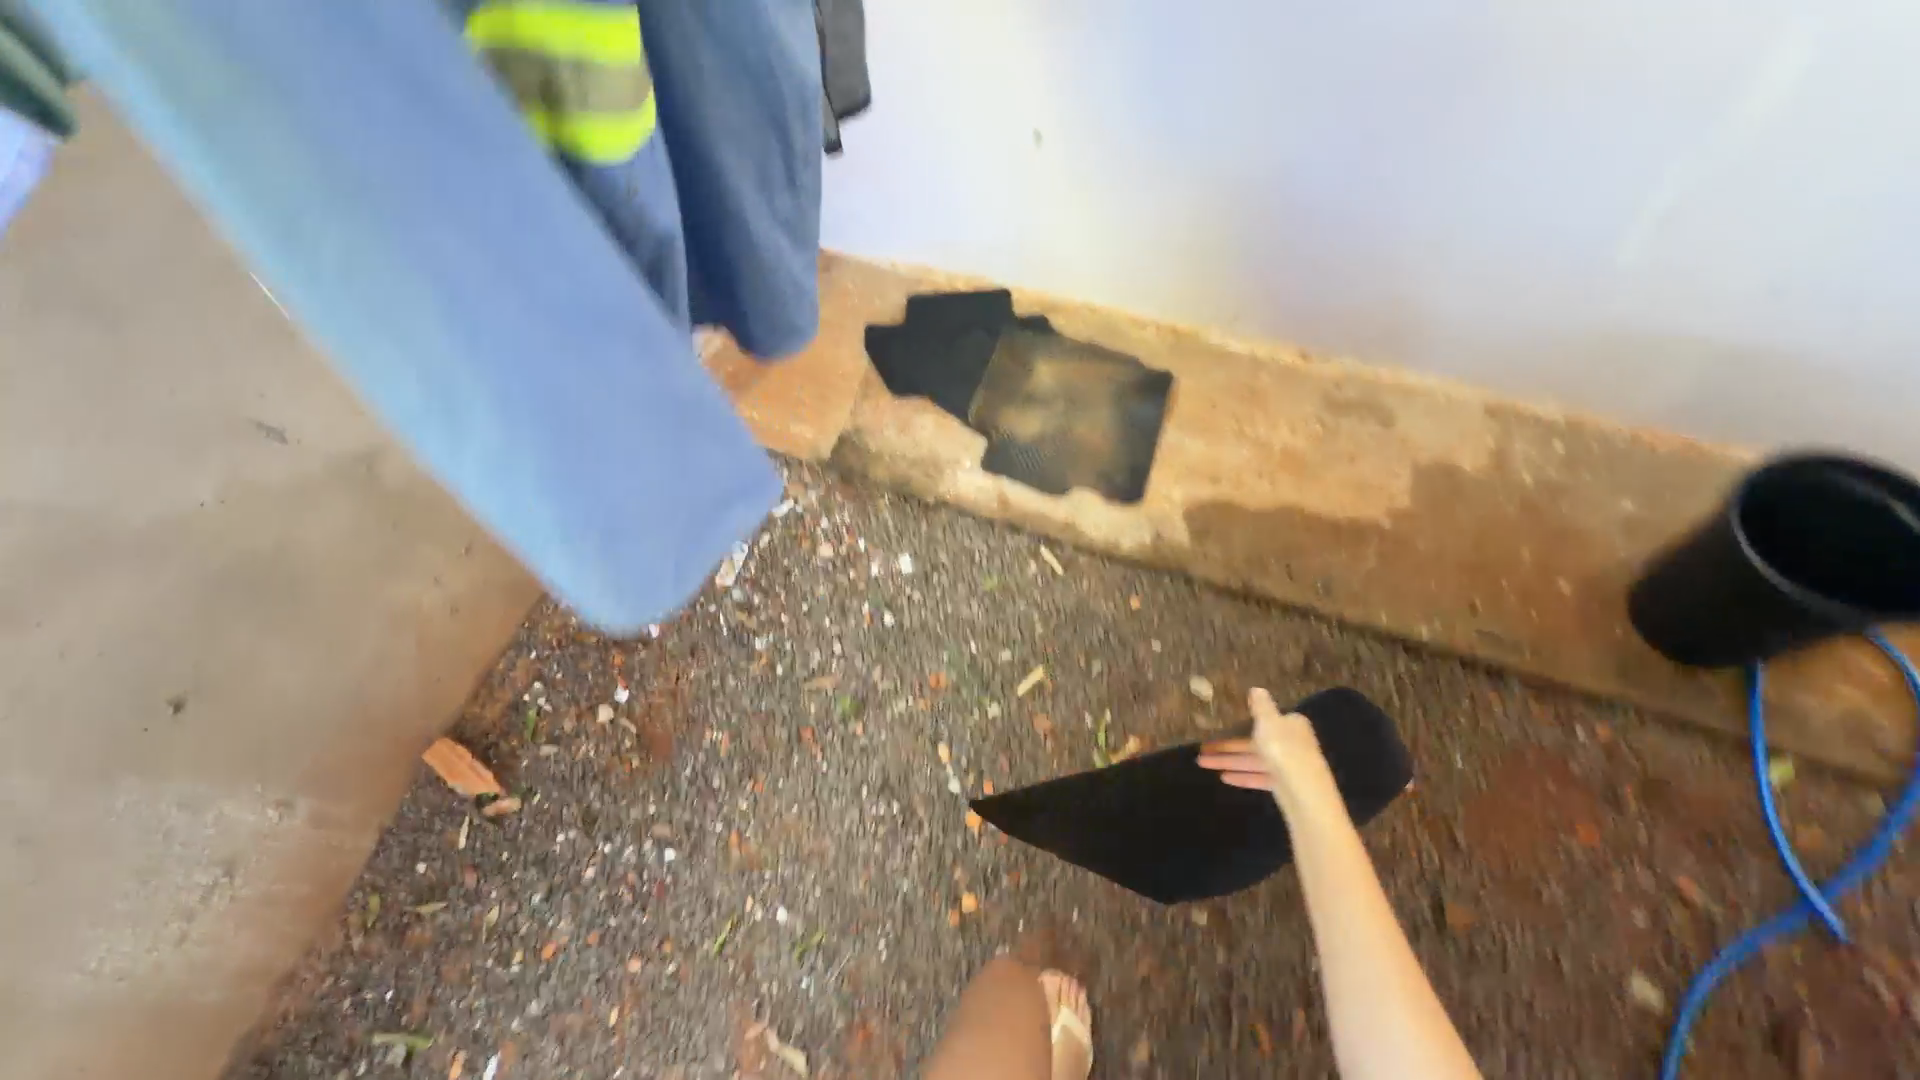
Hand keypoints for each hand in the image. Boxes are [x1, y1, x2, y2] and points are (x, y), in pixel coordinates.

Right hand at [1197, 687, 1339, 812]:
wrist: (1303, 791)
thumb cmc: (1283, 748)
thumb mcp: (1269, 720)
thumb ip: (1261, 705)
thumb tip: (1256, 689)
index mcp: (1290, 724)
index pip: (1264, 720)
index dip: (1240, 722)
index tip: (1220, 725)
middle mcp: (1290, 742)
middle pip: (1253, 742)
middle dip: (1227, 745)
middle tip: (1201, 749)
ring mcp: (1286, 765)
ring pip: (1252, 760)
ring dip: (1228, 761)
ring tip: (1202, 762)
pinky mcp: (1282, 785)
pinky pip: (1258, 776)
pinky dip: (1242, 776)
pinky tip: (1223, 778)